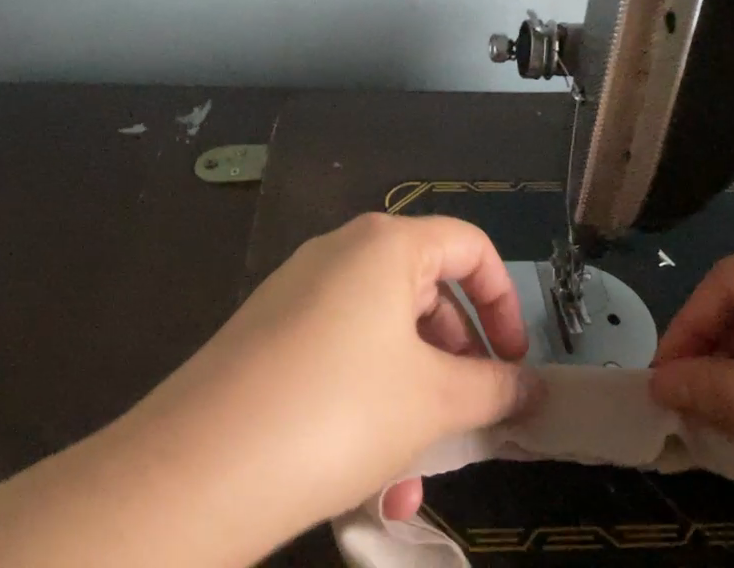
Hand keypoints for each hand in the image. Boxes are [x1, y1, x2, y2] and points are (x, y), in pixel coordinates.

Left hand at [0, 213, 538, 567]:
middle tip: (471, 420)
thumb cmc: (340, 411)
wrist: (201, 469)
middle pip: (424, 297)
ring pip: (382, 343)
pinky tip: (370, 486)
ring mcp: (296, 297)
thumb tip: (533, 388)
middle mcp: (338, 256)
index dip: (504, 301)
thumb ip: (495, 388)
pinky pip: (339, 363)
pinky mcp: (266, 340)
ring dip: (412, 408)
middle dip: (456, 366)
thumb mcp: (434, 401)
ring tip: (414, 482)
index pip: (468, 246)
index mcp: (384, 246)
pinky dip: (366, 411)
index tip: (514, 362)